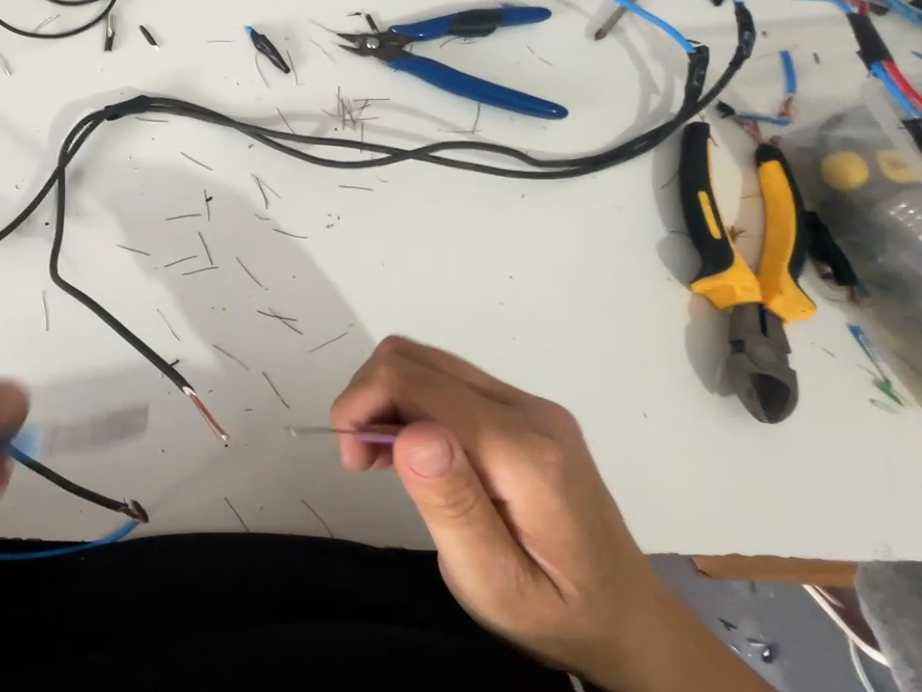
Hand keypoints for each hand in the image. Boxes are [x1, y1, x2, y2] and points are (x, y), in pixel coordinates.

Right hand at [331, 337, 767, 691]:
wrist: (630, 624)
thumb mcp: (493, 582)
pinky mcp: (525, 414)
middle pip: (412, 359)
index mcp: (521, 451)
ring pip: (424, 363)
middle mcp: (529, 411)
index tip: (352, 462)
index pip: (410, 380)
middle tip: (360, 460)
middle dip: (366, 399)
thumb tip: (411, 433)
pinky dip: (408, 404)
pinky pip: (444, 381)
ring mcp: (530, 408)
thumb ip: (453, 505)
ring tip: (381, 459)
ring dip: (384, 399)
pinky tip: (411, 454)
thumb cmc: (556, 615)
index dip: (361, 407)